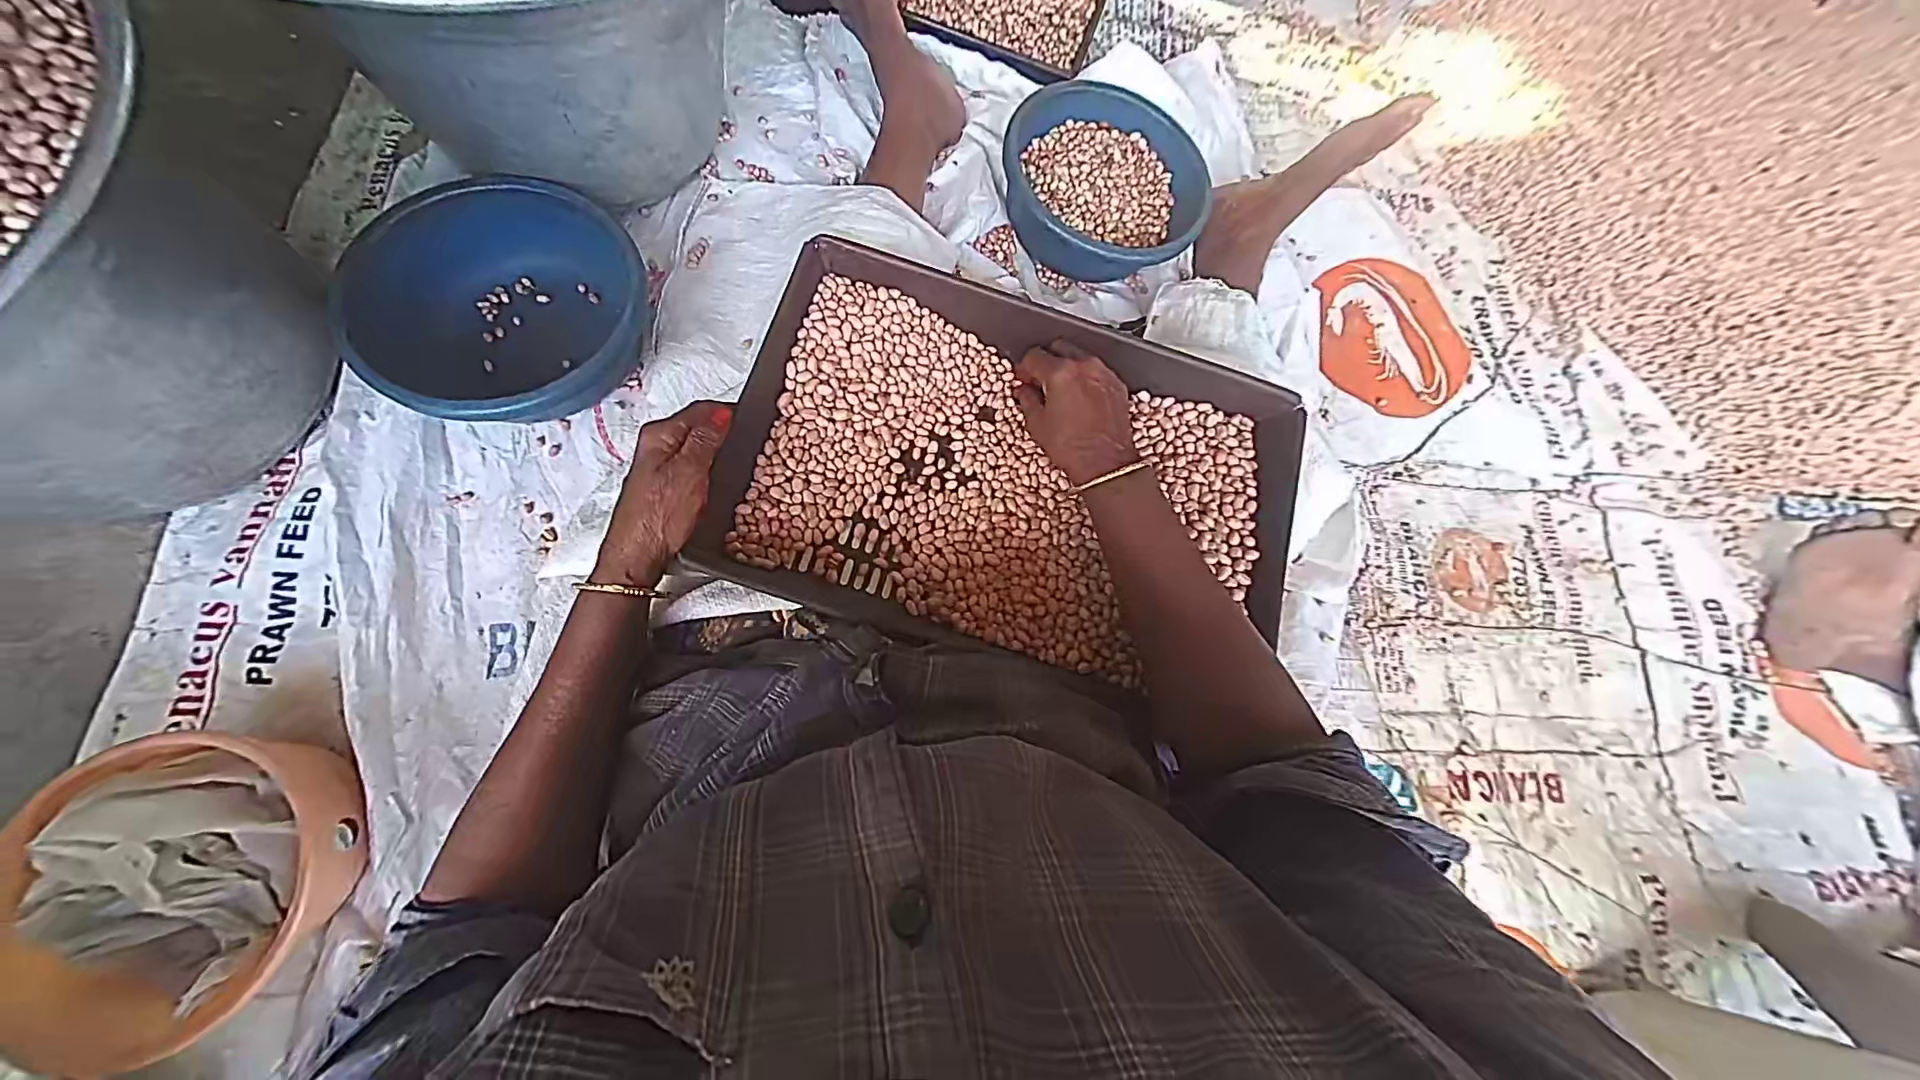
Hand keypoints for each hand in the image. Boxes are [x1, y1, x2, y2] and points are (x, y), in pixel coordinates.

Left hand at [593, 401, 733, 586]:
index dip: (729, 412)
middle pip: (699, 428)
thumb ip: (706, 440)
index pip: (701, 410)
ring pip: (698, 449)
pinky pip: (696, 469)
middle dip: (724, 430)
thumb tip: (722, 415)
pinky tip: (720, 480)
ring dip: (719, 452)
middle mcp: (657, 448)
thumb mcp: (689, 472)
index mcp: (660, 435)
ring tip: (739, 457)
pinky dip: (711, 470)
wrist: (638, 555)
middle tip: (749, 436)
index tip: (751, 417)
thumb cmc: (656, 518)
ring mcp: (662, 468)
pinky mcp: (668, 488)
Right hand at [1013, 341, 1137, 485]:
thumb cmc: (1073, 447)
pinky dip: (1084, 378)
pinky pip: (1096, 372)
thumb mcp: (1037, 424)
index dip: (1023, 368)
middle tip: (1038, 381)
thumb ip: (1027, 400)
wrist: (1105, 464)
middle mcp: (1084, 367)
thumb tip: (1024, 391)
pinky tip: (1078, 397)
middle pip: (1058, 348)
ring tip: (1059, 390)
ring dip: (1066, 368)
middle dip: (1045, 361)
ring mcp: (1103, 374)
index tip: (1022, 378)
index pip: (1034, 356)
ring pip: (1079, 357)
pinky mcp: (1116, 385)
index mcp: (1060, 372)